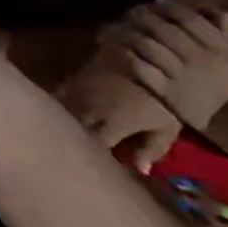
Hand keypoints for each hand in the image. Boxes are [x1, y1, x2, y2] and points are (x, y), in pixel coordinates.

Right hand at [58, 59, 182, 173]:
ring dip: (63, 120)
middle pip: (74, 129)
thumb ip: (152, 149)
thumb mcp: (168, 127)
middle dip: (75, 139)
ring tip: (64, 129)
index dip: (95, 157)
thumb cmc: (164, 97)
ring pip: (62, 110)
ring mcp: (81, 91)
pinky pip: (60, 93)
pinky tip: (61, 107)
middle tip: (78, 146)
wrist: (154, 57)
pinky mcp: (77, 76)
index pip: (95, 147)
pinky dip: (59, 102)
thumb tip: (139, 169)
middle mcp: (91, 110)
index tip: (98, 163)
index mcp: (113, 125)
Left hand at [109, 2, 227, 132]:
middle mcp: (207, 63)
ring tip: (116, 28)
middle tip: (131, 13)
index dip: (169, 8)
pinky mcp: (167, 94)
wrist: (221, 128)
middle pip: (164, 30)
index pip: (191, 20)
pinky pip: (139, 67)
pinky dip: (123, 55)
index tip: (155, 2)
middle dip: (141, 17)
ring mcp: (186, 78)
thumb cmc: (222, 86)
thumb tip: (216, 12)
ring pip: (147, 45)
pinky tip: (113, 47)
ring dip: (125, 33)